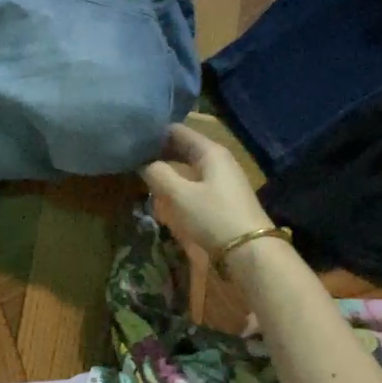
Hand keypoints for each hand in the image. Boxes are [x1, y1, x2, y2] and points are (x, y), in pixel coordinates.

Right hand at [139, 123, 273, 254]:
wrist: (249, 251)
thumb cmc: (213, 217)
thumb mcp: (180, 195)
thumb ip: (158, 174)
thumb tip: (143, 163)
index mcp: (210, 151)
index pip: (178, 131)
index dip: (155, 132)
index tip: (132, 138)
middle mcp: (219, 159)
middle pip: (185, 147)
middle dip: (160, 150)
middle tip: (133, 157)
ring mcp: (223, 178)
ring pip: (190, 165)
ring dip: (169, 166)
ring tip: (144, 172)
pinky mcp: (223, 197)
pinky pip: (196, 180)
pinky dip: (179, 180)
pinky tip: (166, 190)